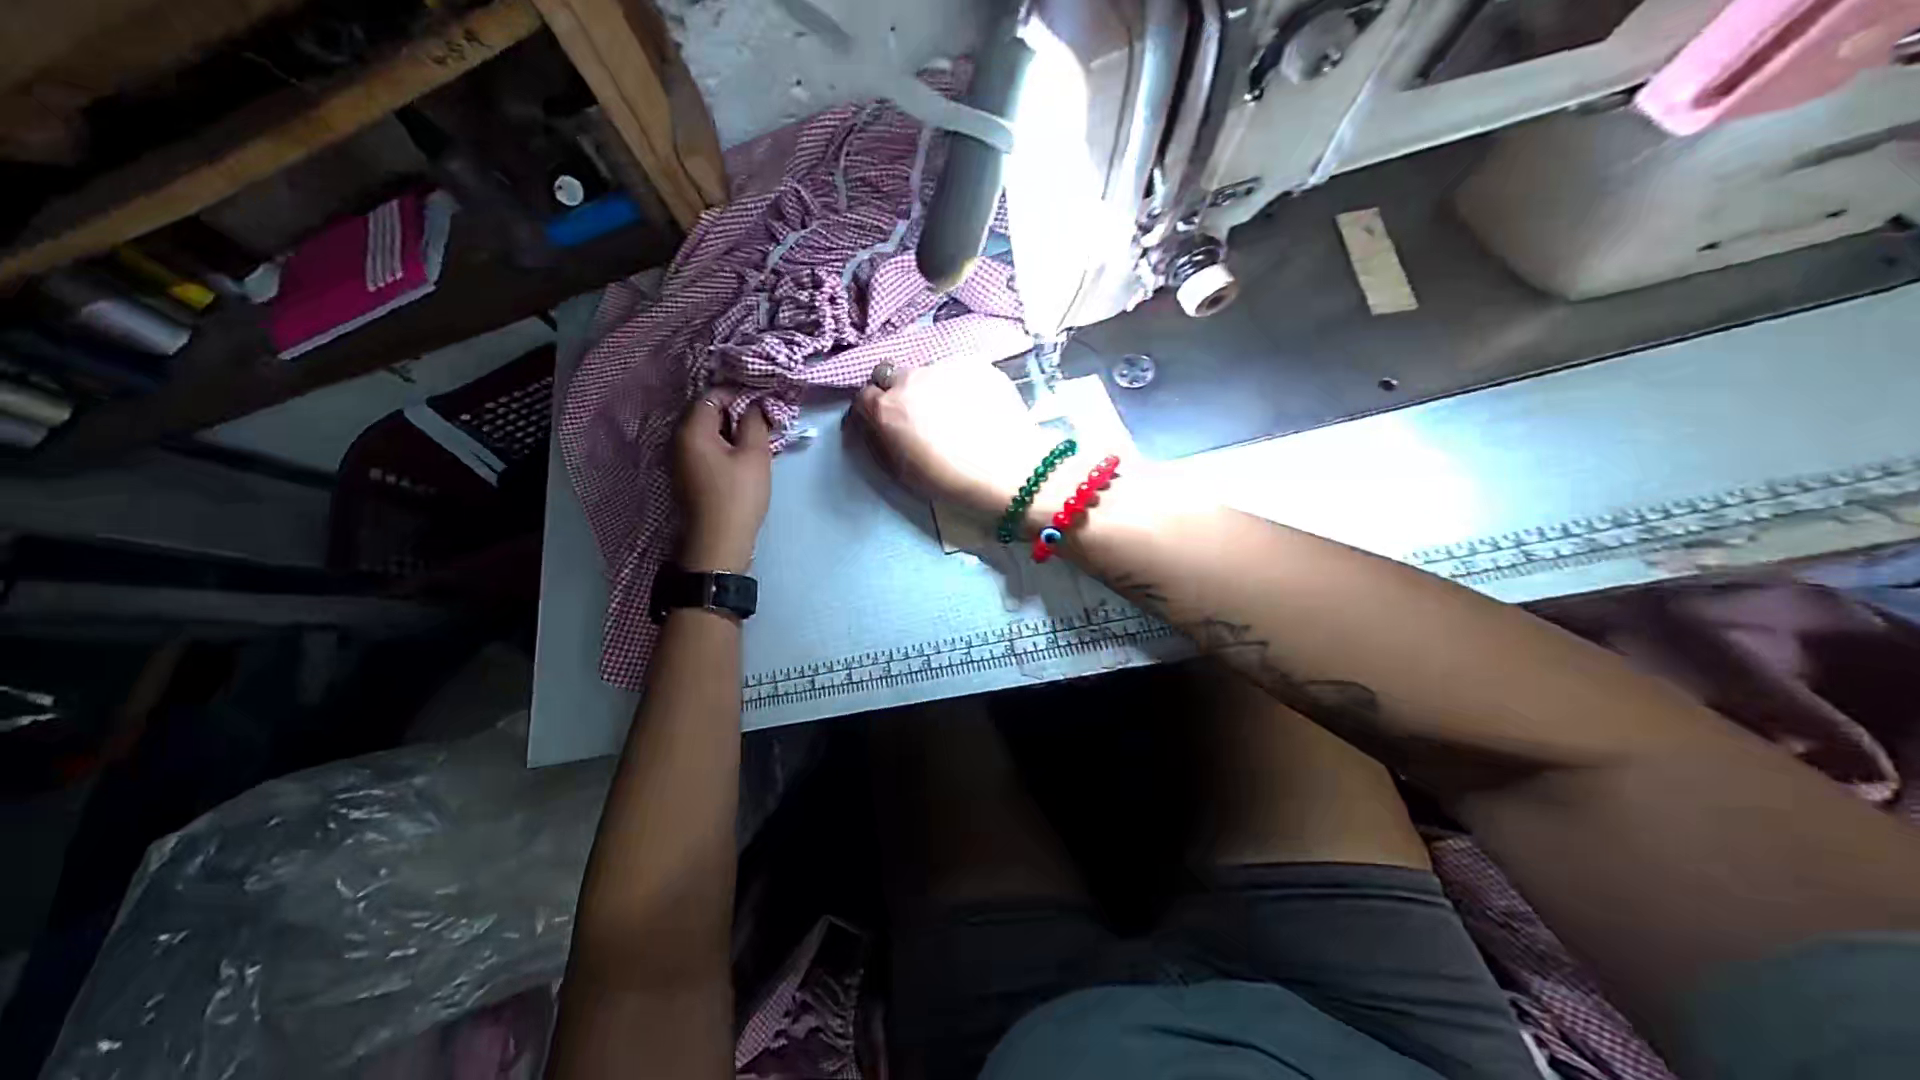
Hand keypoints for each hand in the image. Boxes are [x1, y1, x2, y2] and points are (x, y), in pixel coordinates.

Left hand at [674, 390, 772, 572]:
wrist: (717, 544)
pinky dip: (722, 449)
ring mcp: (678, 460)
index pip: (712, 396)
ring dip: (730, 433)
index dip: (739, 396)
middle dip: (734, 414)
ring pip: (706, 434)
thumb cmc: (738, 497)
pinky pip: (703, 451)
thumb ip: (754, 423)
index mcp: (690, 430)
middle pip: (706, 413)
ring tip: (755, 444)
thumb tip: (754, 406)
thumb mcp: (754, 455)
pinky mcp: (685, 477)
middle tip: (762, 426)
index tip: (763, 407)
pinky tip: (741, 461)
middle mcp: (676, 440)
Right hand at [852, 360, 1057, 518]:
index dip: (873, 410)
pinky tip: (977, 406)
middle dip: (899, 392)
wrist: (1009, 470)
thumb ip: (880, 441)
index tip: (885, 423)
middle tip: (920, 417)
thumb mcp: (902, 472)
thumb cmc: (951, 481)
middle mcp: (911, 378)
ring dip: (932, 386)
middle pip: (893, 376)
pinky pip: (959, 370)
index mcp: (886, 407)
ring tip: (955, 411)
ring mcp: (945, 366)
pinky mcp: (976, 363)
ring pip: (928, 371)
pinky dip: (961, 384)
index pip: (864, 396)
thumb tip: (872, 425)